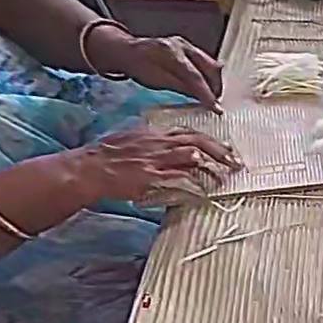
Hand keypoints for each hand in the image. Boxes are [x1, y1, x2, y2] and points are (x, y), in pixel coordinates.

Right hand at [71, 123, 237, 201]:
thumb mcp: (134, 141)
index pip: (189, 132)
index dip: (211, 141)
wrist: (86, 169)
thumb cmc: (109, 157)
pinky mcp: (151, 176)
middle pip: (196, 141)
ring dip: (212, 166)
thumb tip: (178, 150)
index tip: (226, 149)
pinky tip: (205, 190)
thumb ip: (157, 144)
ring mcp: (154, 159)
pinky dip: (194, 184)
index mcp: (154, 133)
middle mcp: (157, 142)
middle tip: (235, 163)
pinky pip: (178, 178)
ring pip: (192, 156)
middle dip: (220, 151)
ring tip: (225, 177)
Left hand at [85, 27, 225, 111]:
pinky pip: (206, 61)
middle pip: (210, 68)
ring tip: (211, 95)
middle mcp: (182, 45)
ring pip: (211, 64)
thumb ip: (182, 88)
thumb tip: (202, 99)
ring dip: (214, 81)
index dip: (207, 94)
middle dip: (215, 87)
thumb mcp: (159, 81)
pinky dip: (209, 75)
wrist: (127, 51)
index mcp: (171, 53)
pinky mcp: (189, 47)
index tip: (216, 108)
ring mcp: (187, 45)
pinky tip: (206, 85)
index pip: (195, 76)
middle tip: (214, 102)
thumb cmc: (139, 66)